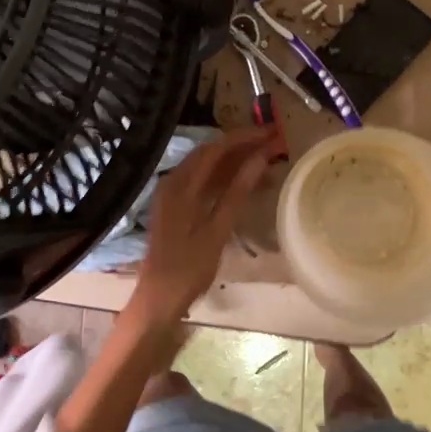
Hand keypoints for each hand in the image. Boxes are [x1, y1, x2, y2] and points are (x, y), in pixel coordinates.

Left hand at [132, 128, 278, 322]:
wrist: (157, 298)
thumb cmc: (188, 269)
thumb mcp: (217, 231)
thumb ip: (237, 193)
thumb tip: (260, 158)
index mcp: (180, 185)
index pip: (215, 148)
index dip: (244, 138)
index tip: (271, 133)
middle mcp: (173, 182)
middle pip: (210, 153)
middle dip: (241, 146)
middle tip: (273, 144)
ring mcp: (172, 194)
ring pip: (207, 167)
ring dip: (234, 162)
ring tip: (267, 162)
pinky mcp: (175, 206)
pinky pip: (202, 182)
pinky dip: (224, 178)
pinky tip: (246, 184)